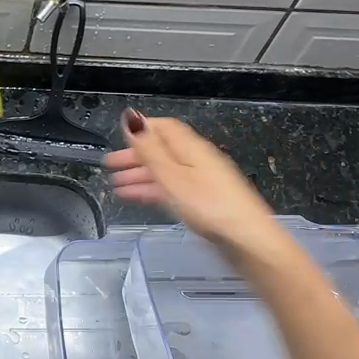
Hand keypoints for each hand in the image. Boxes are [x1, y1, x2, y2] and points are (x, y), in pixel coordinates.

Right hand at [105, 110, 287, 256]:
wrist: (247, 241)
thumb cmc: (211, 207)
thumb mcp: (172, 175)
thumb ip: (149, 148)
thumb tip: (132, 117)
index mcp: (191, 148)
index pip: (164, 127)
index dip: (142, 128)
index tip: (120, 135)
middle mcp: (197, 161)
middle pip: (163, 151)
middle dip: (136, 155)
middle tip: (111, 165)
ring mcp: (201, 183)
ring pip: (165, 172)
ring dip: (140, 176)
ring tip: (117, 186)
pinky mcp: (204, 203)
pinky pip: (172, 190)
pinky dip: (152, 191)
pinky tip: (138, 198)